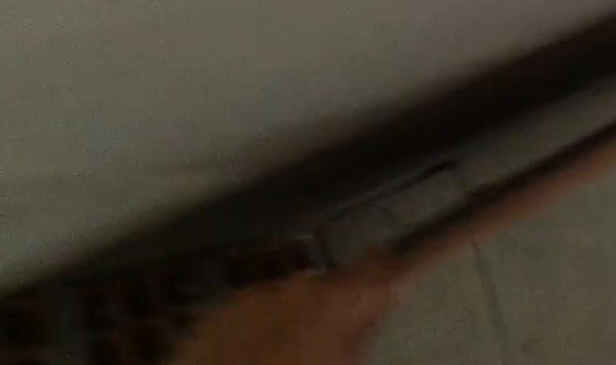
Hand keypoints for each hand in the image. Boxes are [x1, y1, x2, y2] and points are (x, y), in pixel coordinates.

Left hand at [171, 255, 405, 364]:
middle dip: (334, 305)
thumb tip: (385, 297)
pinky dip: (255, 327)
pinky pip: (252, 309)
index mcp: (343, 298)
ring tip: (278, 355)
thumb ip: (364, 330)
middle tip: (324, 344)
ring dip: (292, 316)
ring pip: (292, 296)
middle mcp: (307, 282)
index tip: (396, 281)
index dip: (392, 270)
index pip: (386, 261)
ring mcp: (259, 294)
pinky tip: (245, 357)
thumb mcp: (346, 364)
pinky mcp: (219, 311)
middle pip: (334, 282)